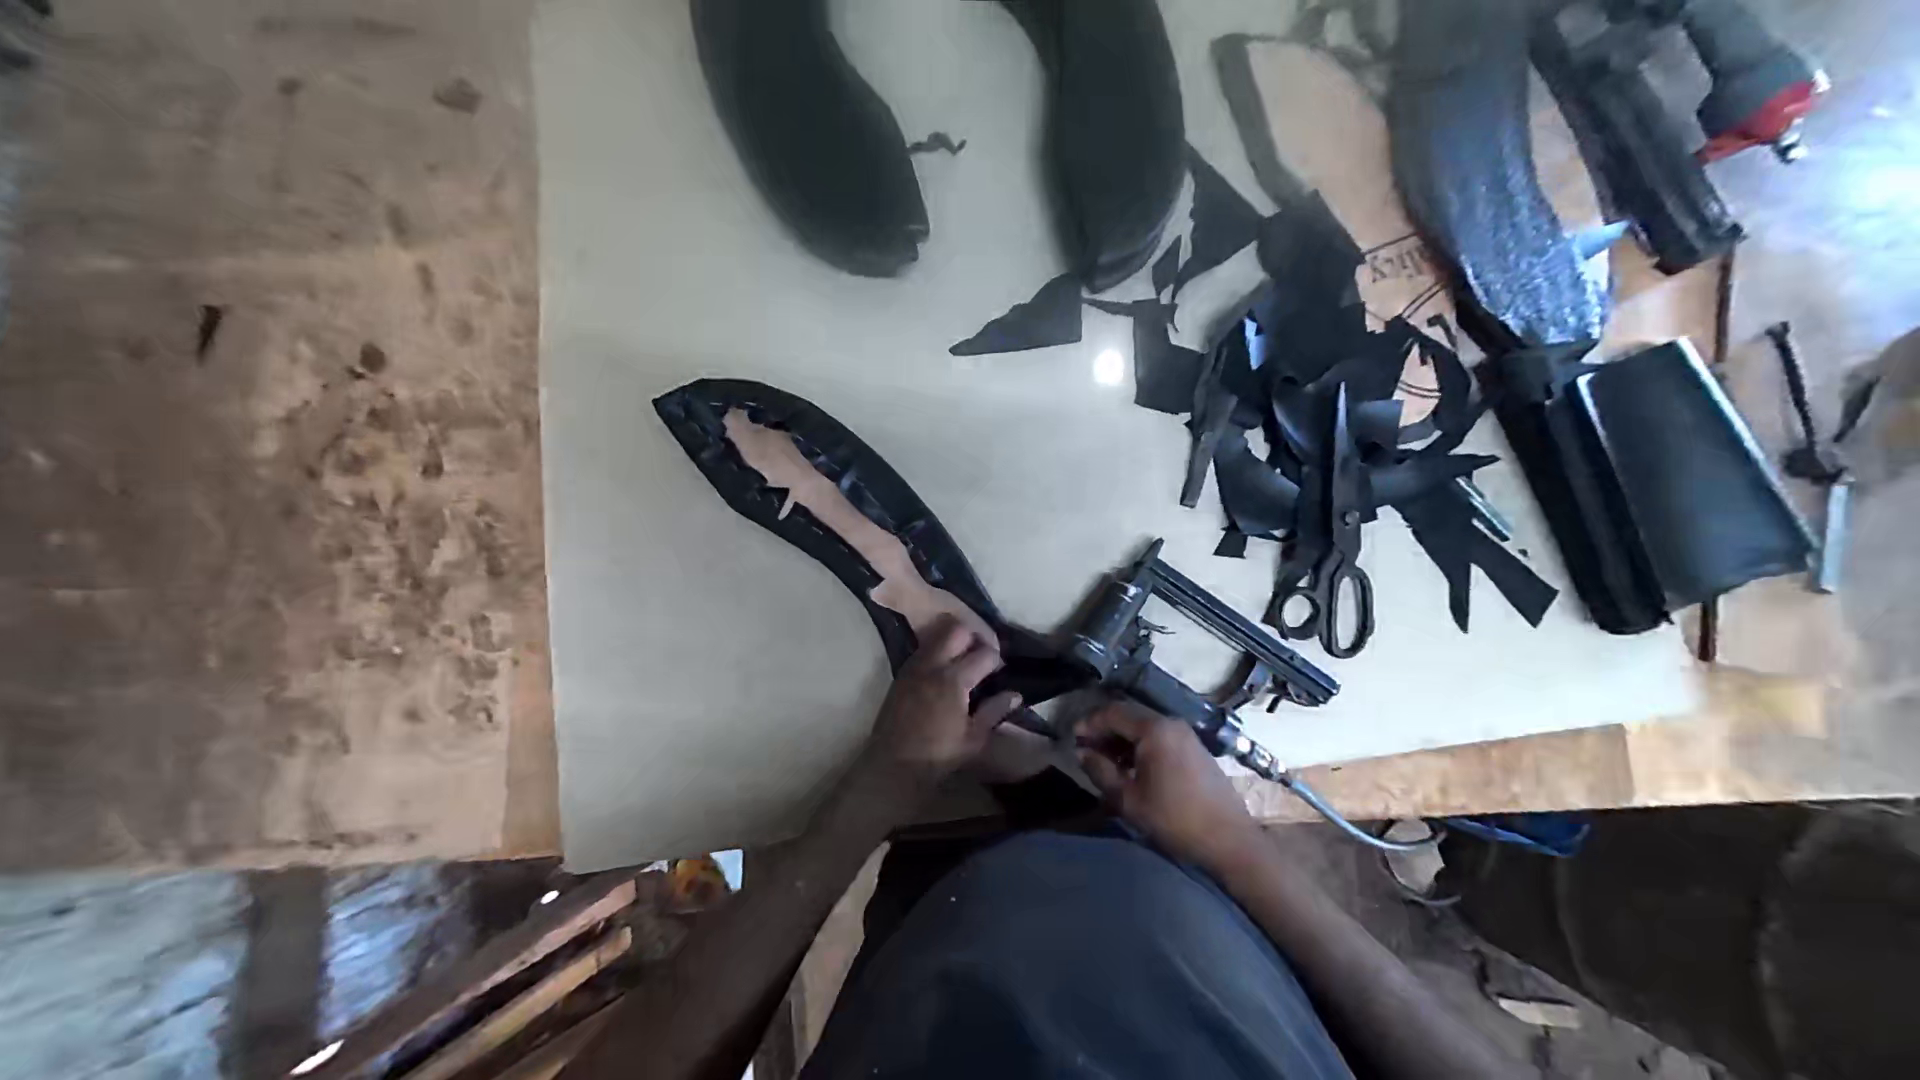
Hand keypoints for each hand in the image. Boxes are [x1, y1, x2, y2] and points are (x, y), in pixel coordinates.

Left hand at [860, 615, 1021, 786]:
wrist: (893, 764)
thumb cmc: (938, 755)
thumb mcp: (974, 738)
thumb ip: (995, 711)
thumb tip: (1015, 694)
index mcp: (954, 679)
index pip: (984, 653)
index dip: (996, 659)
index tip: (998, 670)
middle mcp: (932, 664)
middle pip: (956, 629)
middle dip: (974, 637)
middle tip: (980, 655)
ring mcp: (914, 666)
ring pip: (936, 635)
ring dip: (953, 640)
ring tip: (962, 660)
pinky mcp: (901, 673)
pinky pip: (922, 649)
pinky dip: (936, 650)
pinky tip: (942, 669)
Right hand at [1075, 701, 1263, 872]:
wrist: (1230, 840)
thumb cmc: (1175, 819)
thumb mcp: (1128, 799)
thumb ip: (1100, 771)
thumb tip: (1083, 752)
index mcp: (1154, 729)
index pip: (1112, 712)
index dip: (1089, 723)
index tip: (1073, 739)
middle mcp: (1171, 723)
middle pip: (1129, 715)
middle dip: (1104, 730)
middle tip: (1086, 750)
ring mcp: (1186, 734)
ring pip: (1144, 726)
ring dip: (1122, 739)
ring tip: (1106, 762)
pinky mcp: (1195, 748)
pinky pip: (1159, 736)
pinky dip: (1141, 745)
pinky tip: (1132, 768)